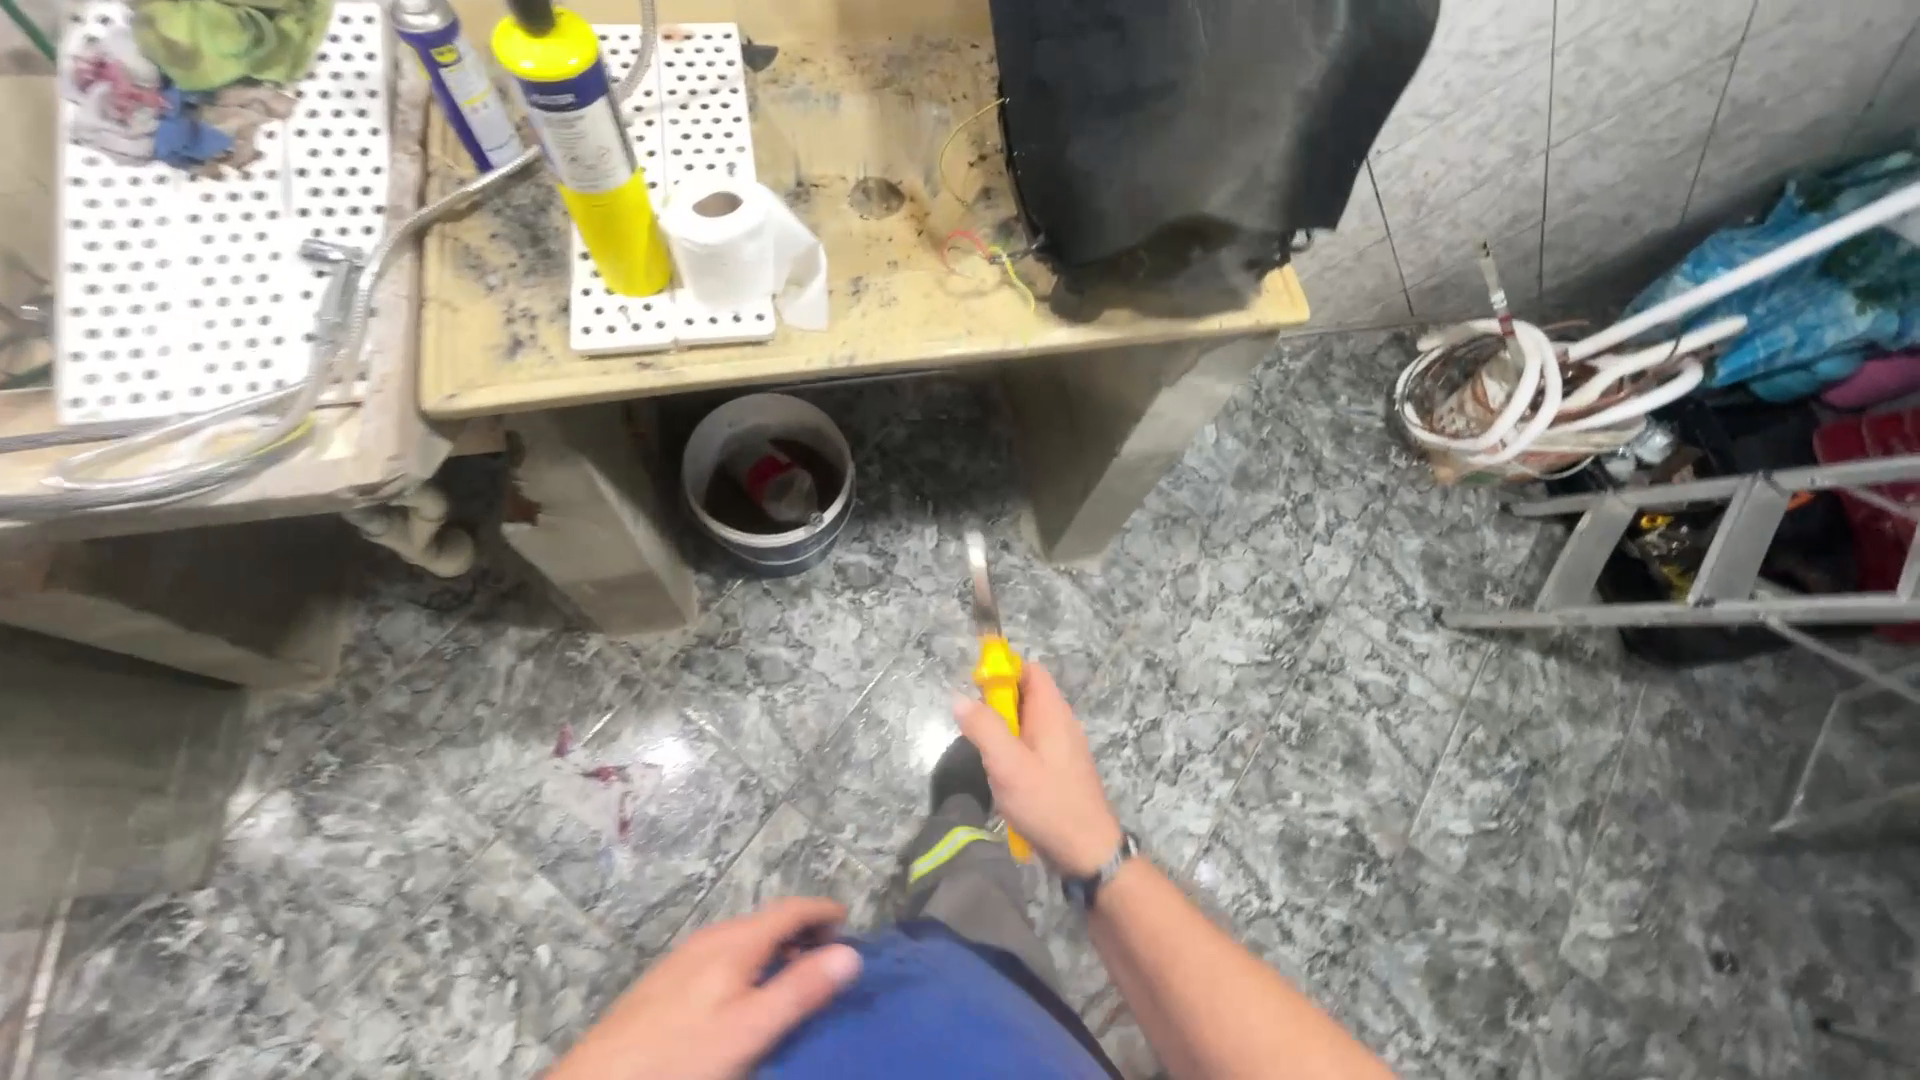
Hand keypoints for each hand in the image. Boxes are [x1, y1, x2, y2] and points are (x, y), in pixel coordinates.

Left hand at [547, 898, 862, 1079]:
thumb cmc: (681, 1057)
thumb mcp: (750, 1030)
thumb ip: (800, 990)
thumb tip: (849, 954)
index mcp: (735, 943)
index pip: (789, 910)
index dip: (821, 911)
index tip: (847, 920)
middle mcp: (710, 939)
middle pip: (765, 921)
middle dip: (800, 929)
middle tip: (827, 951)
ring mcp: (683, 958)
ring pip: (741, 938)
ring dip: (773, 946)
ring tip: (791, 971)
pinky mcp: (664, 981)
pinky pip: (720, 955)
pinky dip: (747, 960)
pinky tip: (741, 992)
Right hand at [955, 663, 1124, 876]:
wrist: (1087, 851)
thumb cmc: (1047, 803)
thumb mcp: (1007, 765)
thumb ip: (983, 728)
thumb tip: (959, 697)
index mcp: (1052, 712)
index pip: (1030, 670)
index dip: (1003, 671)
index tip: (976, 689)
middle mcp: (1061, 722)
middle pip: (1027, 694)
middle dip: (998, 704)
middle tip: (976, 729)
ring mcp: (1064, 746)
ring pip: (1028, 722)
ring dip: (1004, 731)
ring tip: (987, 755)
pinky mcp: (1061, 768)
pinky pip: (1033, 745)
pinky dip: (1015, 751)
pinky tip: (1004, 776)